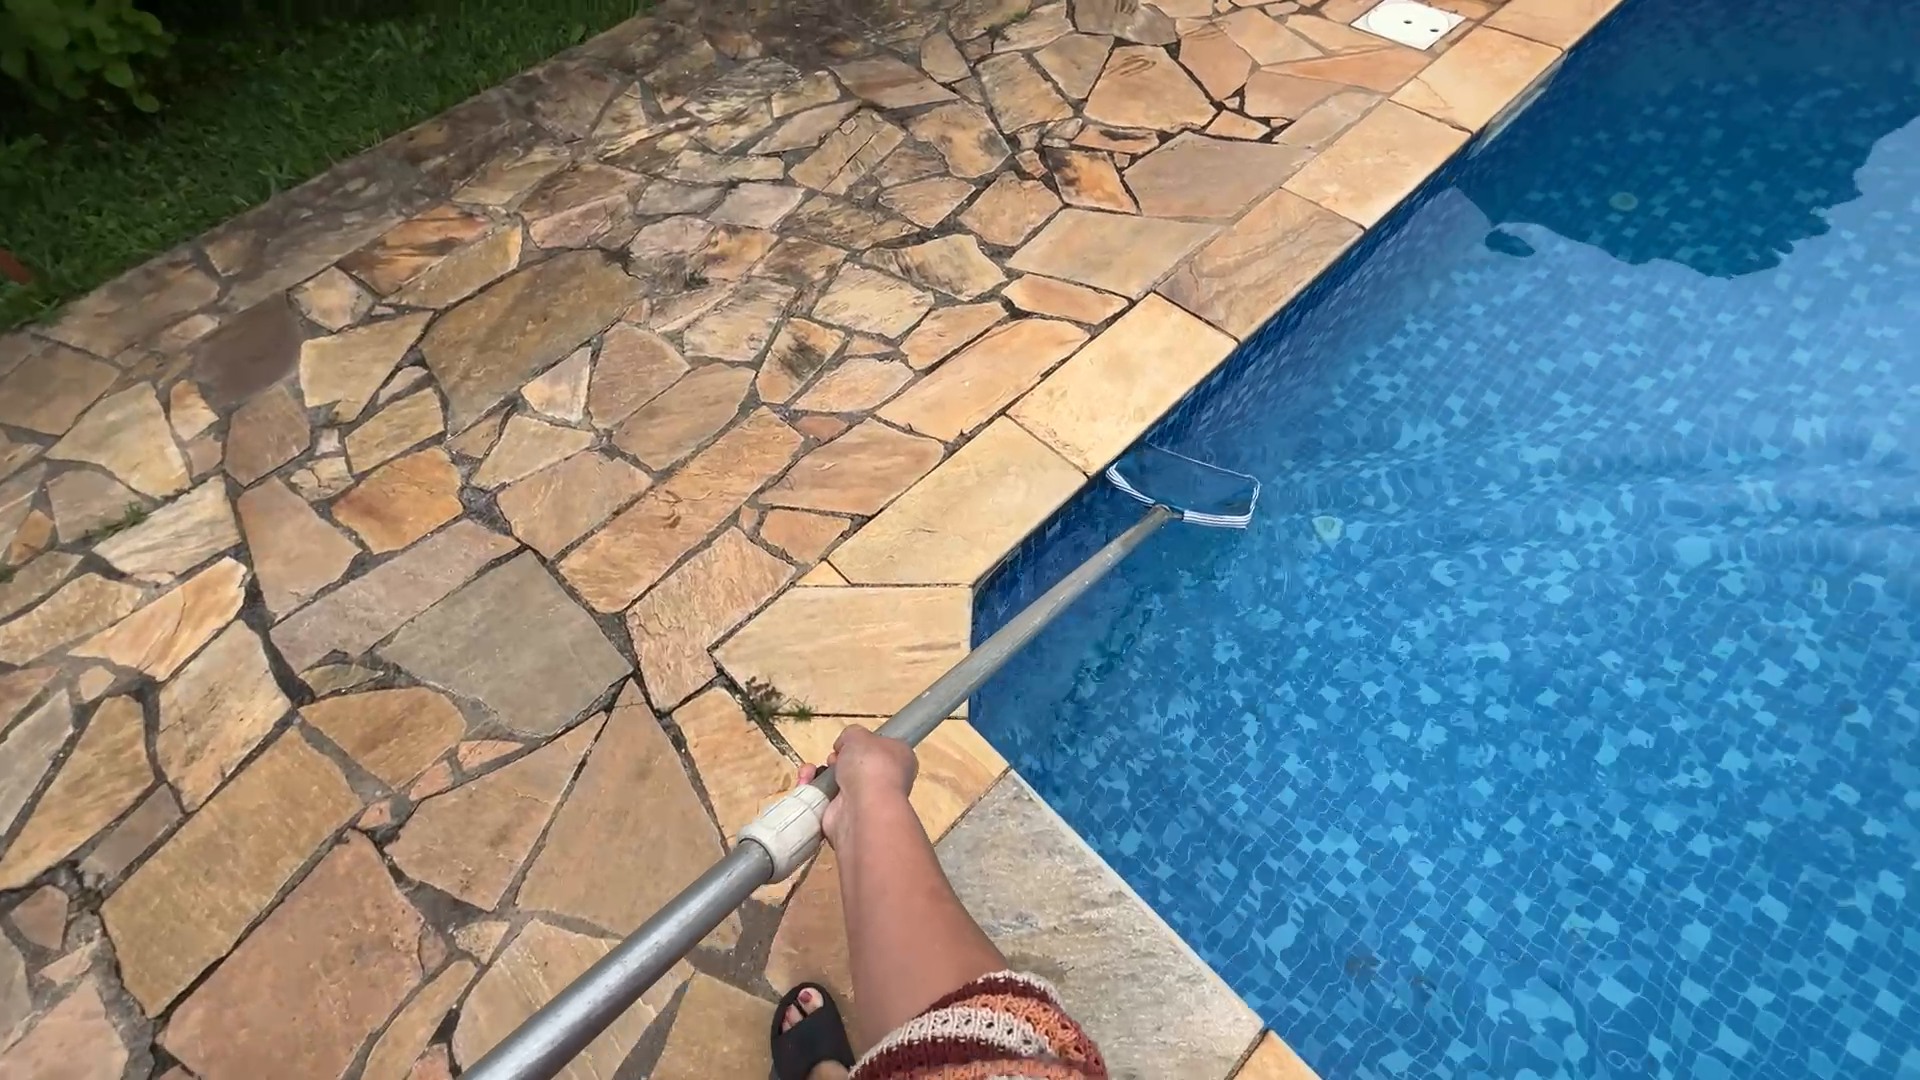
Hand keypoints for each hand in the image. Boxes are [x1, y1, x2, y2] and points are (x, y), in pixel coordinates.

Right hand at [797, 725, 916, 847]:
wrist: (863, 808)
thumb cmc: (870, 765)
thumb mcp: (859, 735)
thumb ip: (852, 734)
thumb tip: (844, 746)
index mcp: (899, 759)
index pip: (880, 749)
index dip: (862, 743)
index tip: (849, 743)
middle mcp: (883, 781)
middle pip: (853, 764)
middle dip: (836, 759)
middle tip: (833, 759)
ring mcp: (863, 800)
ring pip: (834, 781)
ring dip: (818, 773)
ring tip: (812, 772)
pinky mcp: (841, 815)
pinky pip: (821, 798)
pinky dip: (811, 789)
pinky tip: (807, 783)